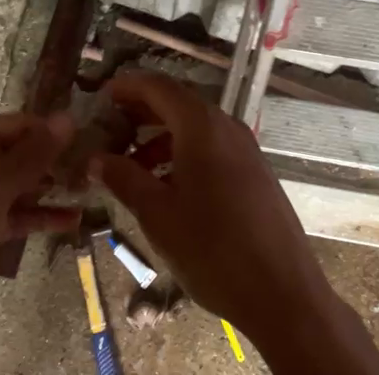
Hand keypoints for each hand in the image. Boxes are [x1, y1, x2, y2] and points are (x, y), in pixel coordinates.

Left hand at [0, 112, 78, 374]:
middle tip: (99, 171)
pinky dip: (35, 218)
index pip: (18, 124)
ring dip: (49, 191)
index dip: (54, 132)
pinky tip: (71, 222)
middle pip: (18, 153)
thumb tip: (68, 115)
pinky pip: (8, 216)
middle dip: (55, 162)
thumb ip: (30, 156)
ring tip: (92, 193)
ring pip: (15, 187)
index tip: (95, 141)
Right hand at [89, 73, 336, 339]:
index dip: (127, 87)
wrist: (283, 293)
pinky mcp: (254, 173)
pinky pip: (211, 148)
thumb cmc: (212, 249)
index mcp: (201, 125)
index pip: (157, 86)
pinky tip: (165, 188)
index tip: (100, 97)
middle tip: (108, 133)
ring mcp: (245, 149)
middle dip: (140, 114)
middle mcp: (225, 126)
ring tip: (129, 168)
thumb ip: (123, 178)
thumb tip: (95, 158)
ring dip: (159, 139)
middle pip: (177, 104)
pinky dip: (183, 155)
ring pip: (194, 129)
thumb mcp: (157, 214)